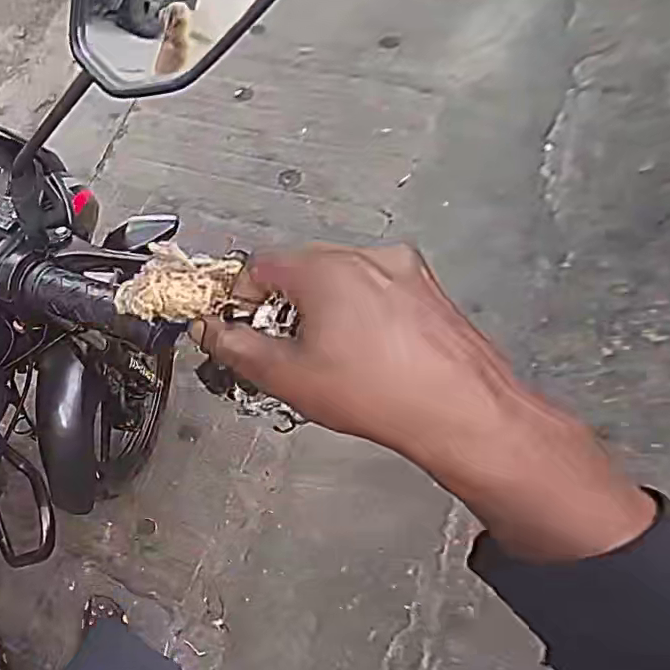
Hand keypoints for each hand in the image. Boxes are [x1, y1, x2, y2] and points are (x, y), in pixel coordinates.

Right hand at [195, 243, 653, 559]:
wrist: (459, 411)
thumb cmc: (382, 393)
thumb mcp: (282, 374)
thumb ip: (233, 346)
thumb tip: (211, 331)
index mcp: (327, 270)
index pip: (257, 266)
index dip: (238, 299)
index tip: (236, 324)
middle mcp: (367, 259)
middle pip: (296, 269)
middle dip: (275, 306)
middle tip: (273, 347)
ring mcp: (401, 272)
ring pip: (334, 280)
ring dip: (313, 311)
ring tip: (317, 357)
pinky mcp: (423, 290)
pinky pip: (368, 290)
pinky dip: (349, 315)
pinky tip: (353, 356)